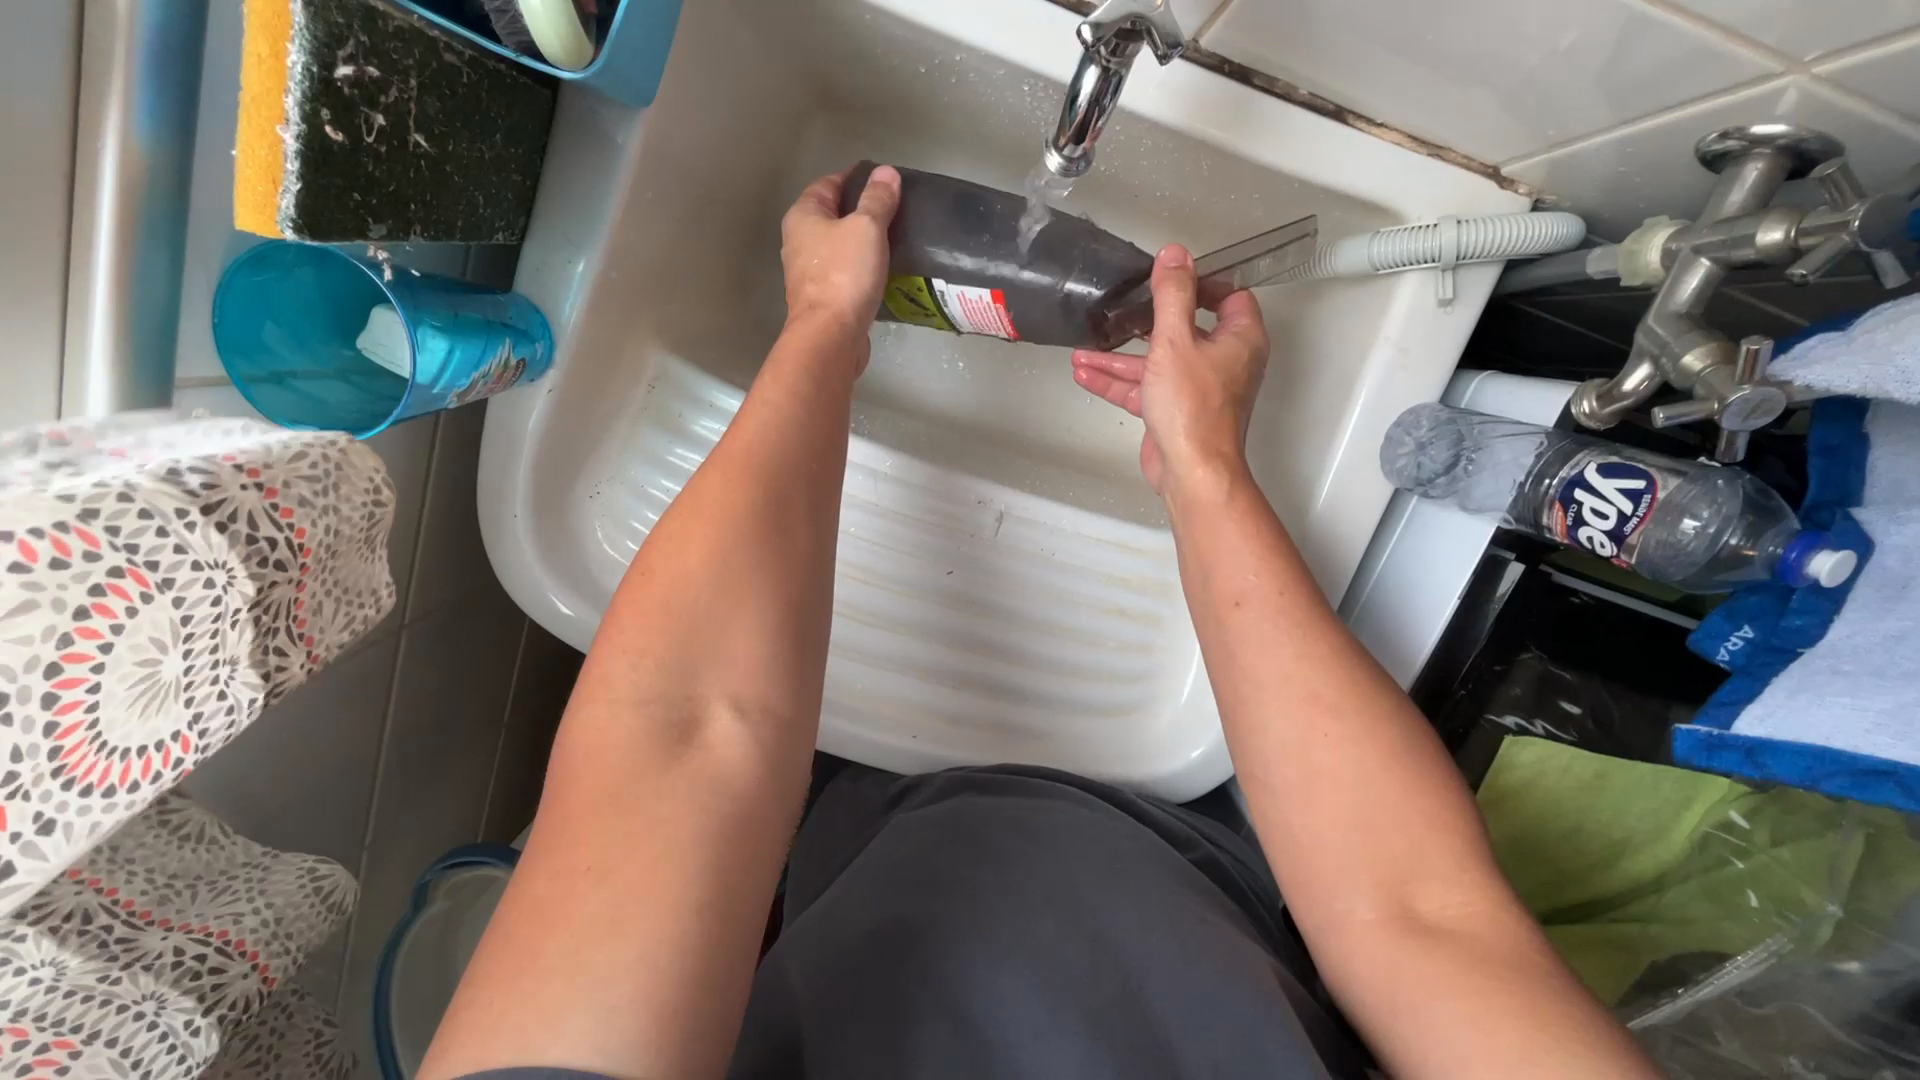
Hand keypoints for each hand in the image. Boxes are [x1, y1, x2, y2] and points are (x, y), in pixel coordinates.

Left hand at [780, 165, 901, 373]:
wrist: (831, 336)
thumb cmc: (844, 275)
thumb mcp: (866, 228)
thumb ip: (877, 199)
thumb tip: (886, 173)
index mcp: (803, 216)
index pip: (830, 183)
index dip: (856, 178)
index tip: (885, 181)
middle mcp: (799, 241)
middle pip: (833, 215)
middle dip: (861, 211)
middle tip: (896, 210)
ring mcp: (809, 273)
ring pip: (839, 246)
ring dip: (863, 242)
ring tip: (895, 239)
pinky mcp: (823, 299)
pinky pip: (845, 273)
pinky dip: (862, 268)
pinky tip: (884, 270)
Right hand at [1071, 244, 1270, 497]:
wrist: (1191, 470)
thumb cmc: (1194, 410)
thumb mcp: (1175, 340)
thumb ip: (1173, 295)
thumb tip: (1175, 255)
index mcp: (1239, 339)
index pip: (1228, 297)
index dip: (1200, 284)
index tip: (1170, 278)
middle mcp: (1224, 361)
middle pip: (1184, 329)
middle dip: (1143, 323)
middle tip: (1121, 309)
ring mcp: (1198, 388)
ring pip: (1157, 362)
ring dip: (1119, 357)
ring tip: (1084, 350)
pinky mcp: (1175, 411)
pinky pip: (1145, 388)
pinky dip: (1118, 382)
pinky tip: (1087, 375)